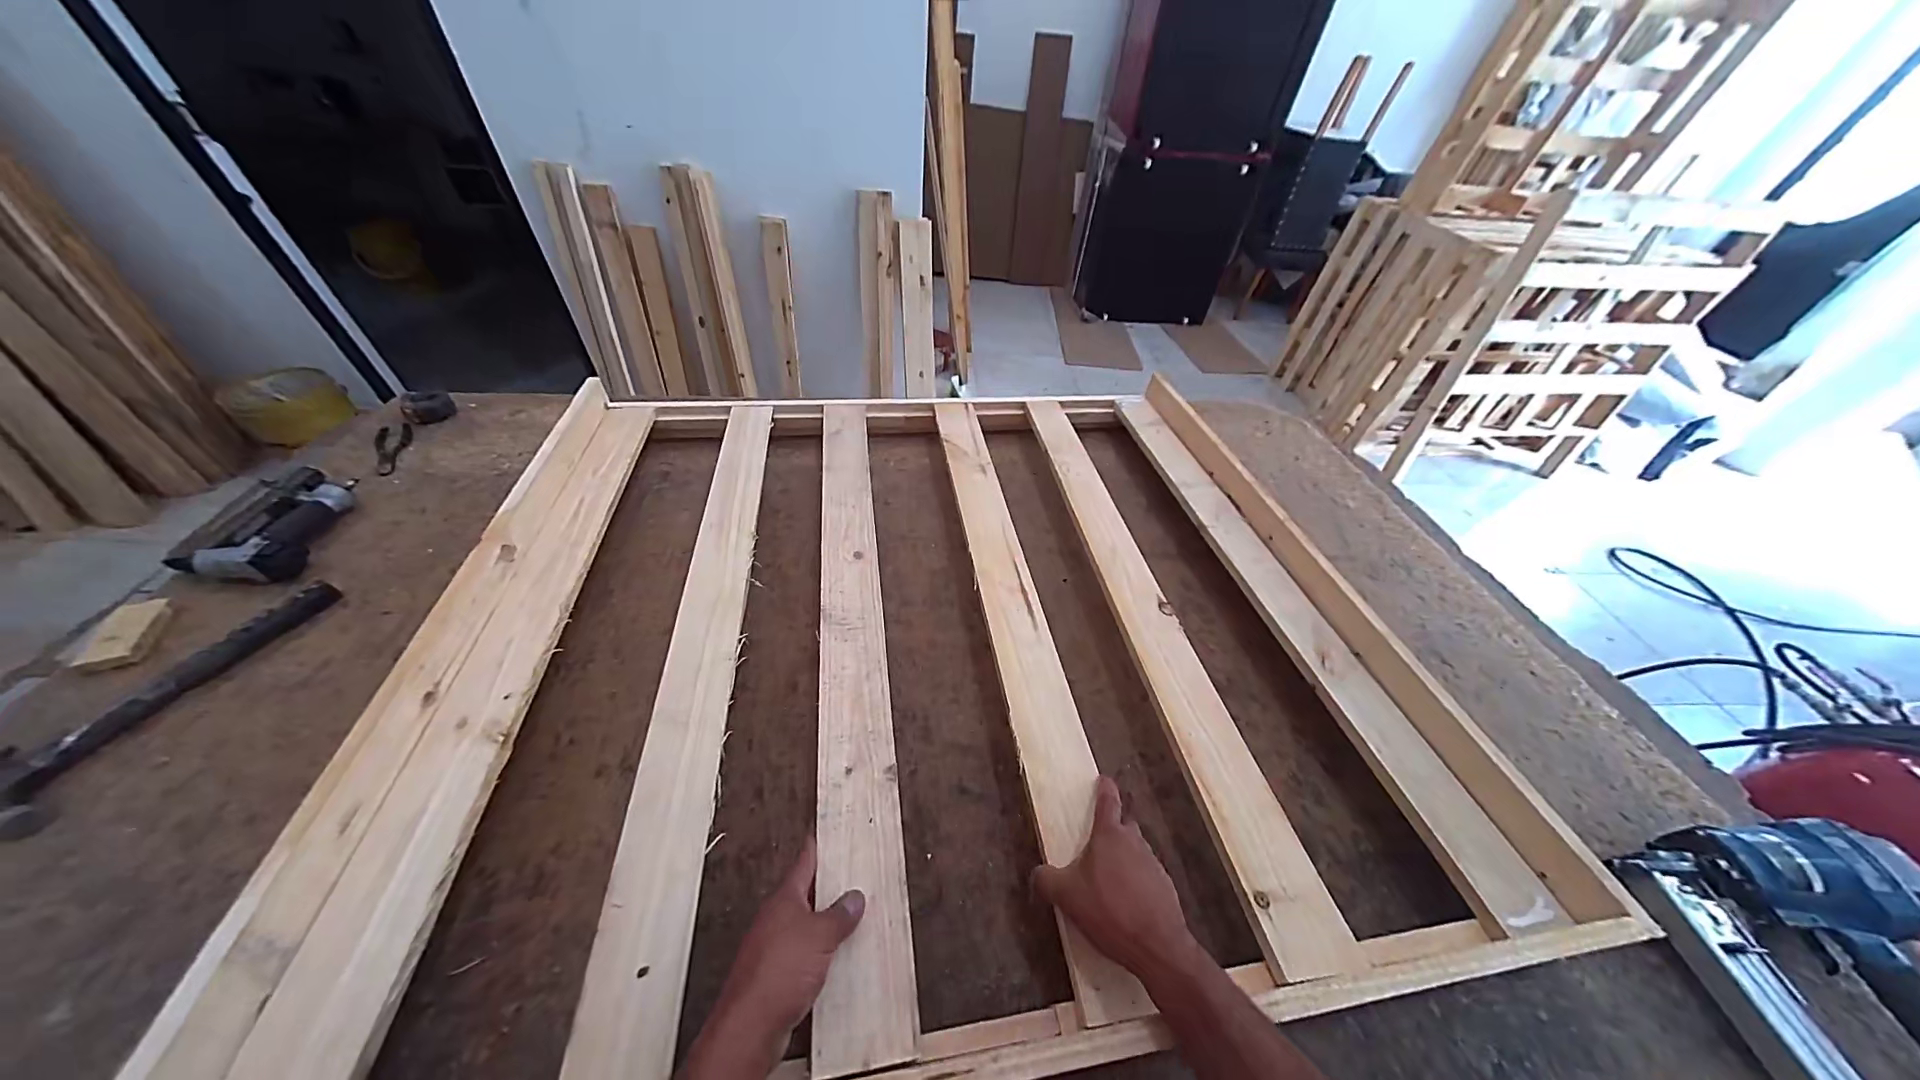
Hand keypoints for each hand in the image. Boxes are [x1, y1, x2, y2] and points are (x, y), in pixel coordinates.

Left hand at [679, 838, 864, 1079]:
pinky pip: (802, 955)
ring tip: (849, 920)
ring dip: (824, 923)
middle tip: (848, 877)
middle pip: (804, 894)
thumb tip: (853, 899)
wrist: (750, 1027)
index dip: (815, 848)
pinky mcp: (775, 976)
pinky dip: (819, 953)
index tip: (822, 834)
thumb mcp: (820, 936)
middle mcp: (775, 919)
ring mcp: (773, 948)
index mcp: (784, 900)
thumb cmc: (777, 974)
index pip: (803, 864)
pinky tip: (833, 960)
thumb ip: (839, 916)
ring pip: (804, 926)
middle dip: (826, 887)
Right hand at [1031, 776, 1202, 981]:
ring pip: (1135, 852)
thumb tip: (1037, 874)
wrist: (1158, 947)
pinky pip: (1145, 876)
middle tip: (1095, 845)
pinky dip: (1135, 882)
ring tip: (1107, 883)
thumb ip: (1046, 880)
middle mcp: (1134, 842)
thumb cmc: (1109, 910)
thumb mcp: (1066, 895)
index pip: (1107, 801)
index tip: (1103, 779)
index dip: (1104, 788)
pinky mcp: (1165, 887)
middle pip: (1123, 826)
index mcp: (1109, 835)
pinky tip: (1125, 905)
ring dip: (1123, 859)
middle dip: (1112, 829)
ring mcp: (1154, 864)